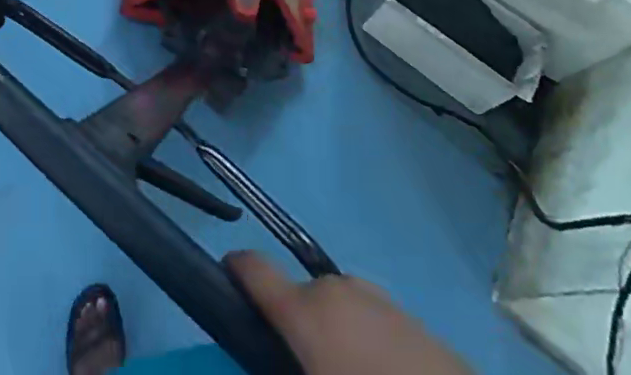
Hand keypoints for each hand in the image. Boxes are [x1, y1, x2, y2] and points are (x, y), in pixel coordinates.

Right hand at [225, 252, 472, 374]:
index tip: (224, 285)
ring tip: (337, 369)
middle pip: (296, 295)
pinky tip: (372, 371)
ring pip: (333, 306)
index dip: (233, 270)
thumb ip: (274, 361)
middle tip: (293, 361)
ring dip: (327, 331)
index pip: (253, 267)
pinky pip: (366, 317)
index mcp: (305, 310)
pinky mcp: (406, 313)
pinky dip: (359, 337)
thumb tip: (257, 358)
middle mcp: (335, 289)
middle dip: (289, 324)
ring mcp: (375, 297)